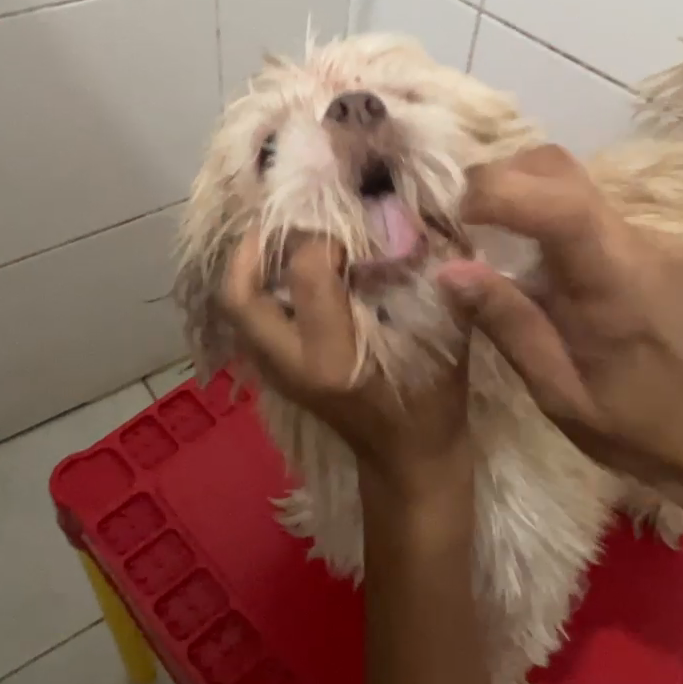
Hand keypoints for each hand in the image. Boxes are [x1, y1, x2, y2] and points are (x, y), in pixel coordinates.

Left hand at [219, 234, 472, 496]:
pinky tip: (293, 271)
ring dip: (252, 267)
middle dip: (253, 248)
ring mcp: (276, 372)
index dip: (323, 236)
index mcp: (332, 358)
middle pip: (239, 296)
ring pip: (236, 308)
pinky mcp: (276, 373)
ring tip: (286, 239)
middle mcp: (291, 364)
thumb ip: (436, 287)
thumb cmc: (432, 406)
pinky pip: (250, 319)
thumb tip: (422, 221)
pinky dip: (261, 287)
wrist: (407, 462)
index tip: (348, 223)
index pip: (307, 274)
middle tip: (285, 220)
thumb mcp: (446, 345)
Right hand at [436, 146, 682, 517]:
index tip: (452, 213)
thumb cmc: (645, 433)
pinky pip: (594, 218)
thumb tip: (449, 270)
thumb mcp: (561, 393)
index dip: (497, 189)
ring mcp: (656, 241)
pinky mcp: (662, 252)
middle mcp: (639, 241)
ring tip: (491, 250)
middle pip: (561, 170)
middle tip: (459, 222)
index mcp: (615, 279)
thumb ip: (509, 324)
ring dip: (524, 201)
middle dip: (500, 178)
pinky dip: (551, 224)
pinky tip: (540, 275)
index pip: (557, 201)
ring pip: (576, 188)